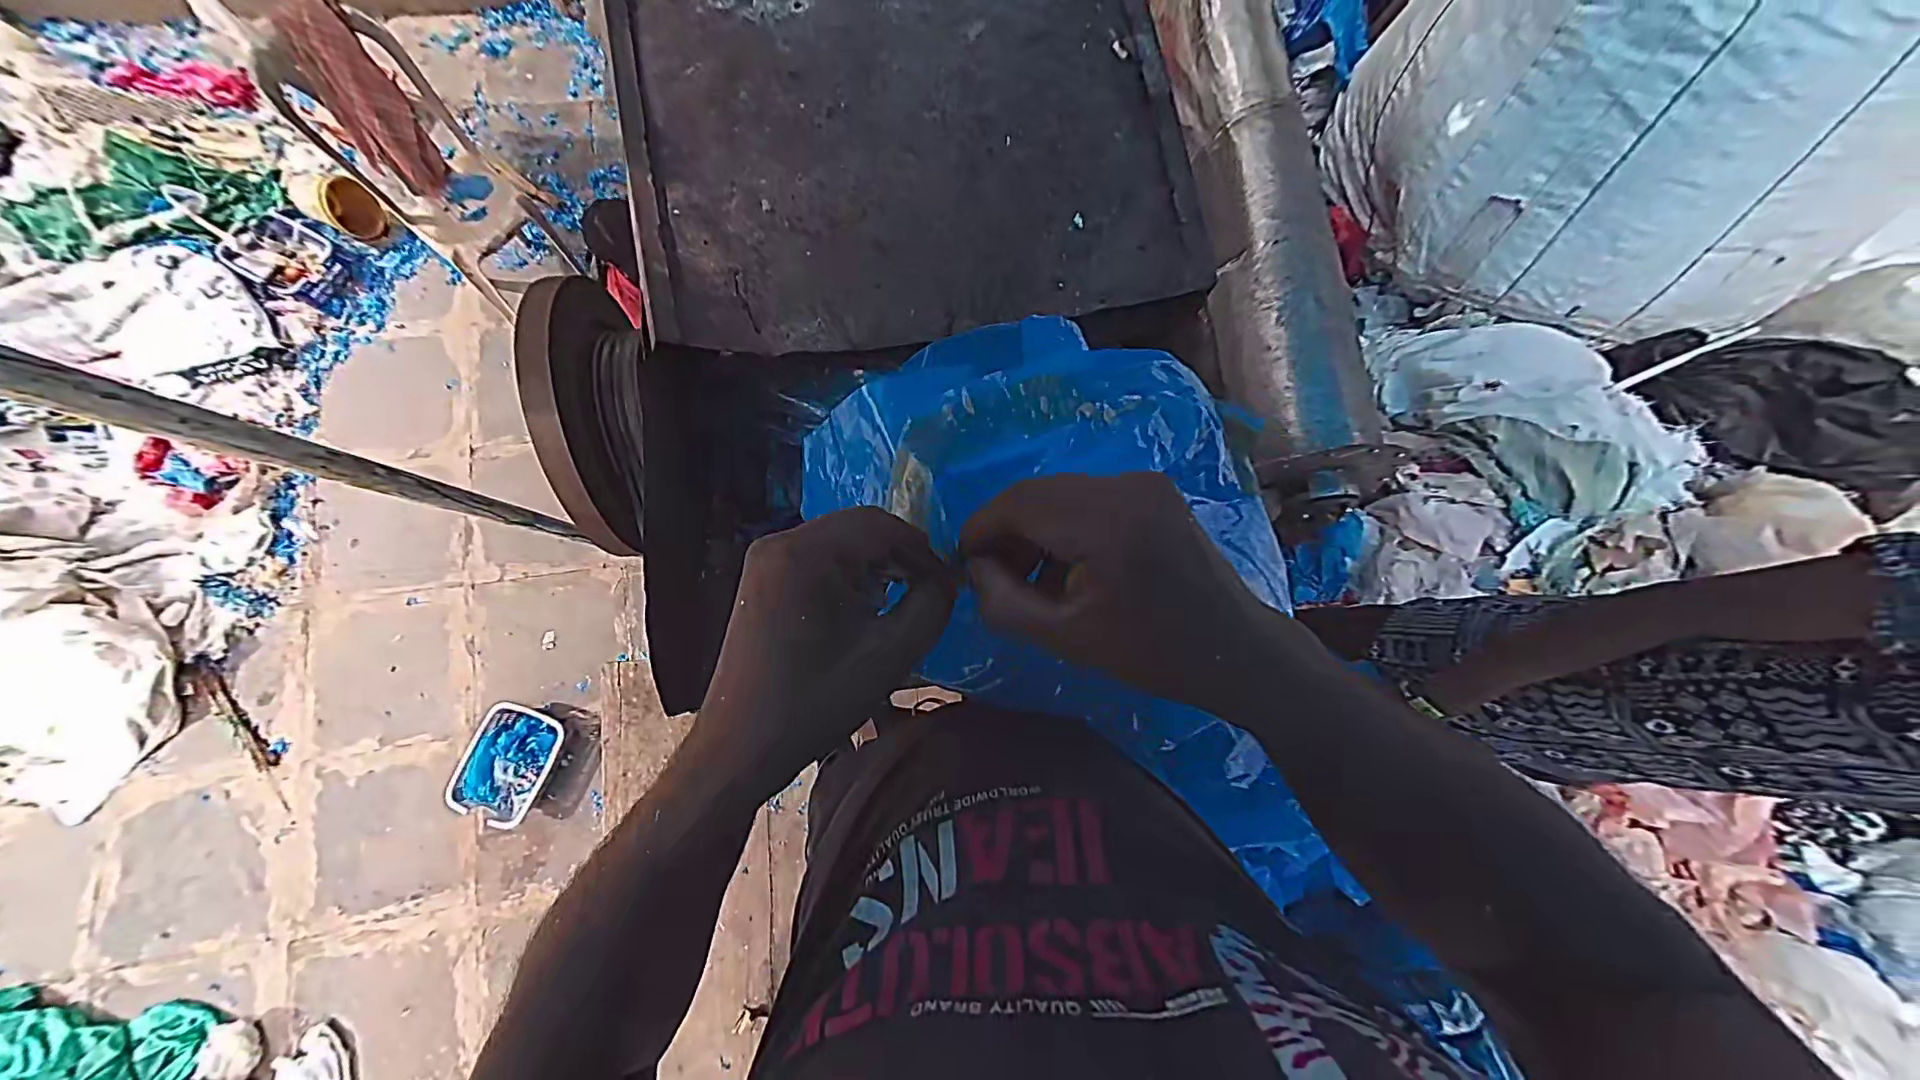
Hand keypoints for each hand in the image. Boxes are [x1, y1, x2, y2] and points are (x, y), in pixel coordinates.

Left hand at [697, 507, 955, 796]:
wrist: (741, 746)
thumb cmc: (816, 702)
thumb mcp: (890, 654)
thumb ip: (930, 605)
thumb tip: (945, 580)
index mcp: (807, 553)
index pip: (881, 525)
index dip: (922, 550)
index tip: (948, 583)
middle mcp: (781, 542)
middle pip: (858, 528)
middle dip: (900, 556)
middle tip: (930, 590)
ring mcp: (766, 559)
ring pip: (840, 542)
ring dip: (877, 564)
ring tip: (902, 600)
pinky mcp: (762, 578)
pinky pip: (818, 559)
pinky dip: (849, 574)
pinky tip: (865, 606)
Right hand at [959, 473, 1312, 711]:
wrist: (1235, 649)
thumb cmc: (1152, 653)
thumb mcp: (1064, 638)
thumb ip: (1002, 602)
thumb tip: (975, 566)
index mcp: (1105, 519)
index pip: (1017, 503)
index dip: (980, 529)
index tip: (962, 562)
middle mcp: (1125, 484)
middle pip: (1037, 493)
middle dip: (1006, 531)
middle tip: (994, 575)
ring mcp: (1144, 482)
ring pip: (1060, 494)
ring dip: (1034, 528)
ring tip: (1030, 576)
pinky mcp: (1154, 490)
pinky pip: (1089, 498)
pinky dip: (1065, 525)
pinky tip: (1066, 564)